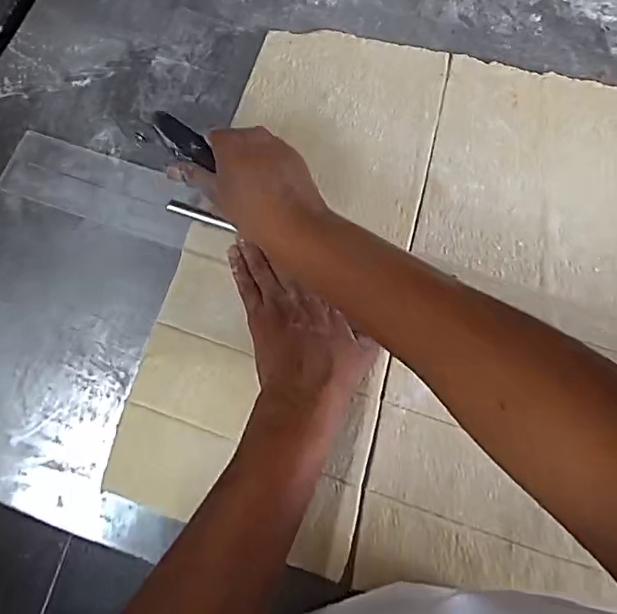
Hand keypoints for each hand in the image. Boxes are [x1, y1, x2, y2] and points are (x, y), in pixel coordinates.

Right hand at [175, 127, 331, 245]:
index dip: (208, 153)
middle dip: (229, 157)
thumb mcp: (217, 196)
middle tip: (227, 183)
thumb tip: (180, 168)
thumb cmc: (254, 212)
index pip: (211, 136)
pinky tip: (268, 190)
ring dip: (250, 161)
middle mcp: (256, 136)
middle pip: (235, 139)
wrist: (294, 224)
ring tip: (249, 190)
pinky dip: (269, 166)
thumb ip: (197, 176)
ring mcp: (278, 144)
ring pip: (256, 147)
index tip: (207, 169)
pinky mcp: (294, 155)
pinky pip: (275, 155)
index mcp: (231, 143)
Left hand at [228, 240, 380, 413]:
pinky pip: (248, 286)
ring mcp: (280, 303)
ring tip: (248, 230)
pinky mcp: (259, 317)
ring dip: (256, 248)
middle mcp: (305, 293)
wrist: (304, 396)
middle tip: (271, 220)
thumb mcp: (366, 349)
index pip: (321, 264)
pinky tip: (235, 254)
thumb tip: (381, 313)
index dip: (312, 246)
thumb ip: (371, 326)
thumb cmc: (334, 376)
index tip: (308, 229)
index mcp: (331, 298)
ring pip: (266, 267)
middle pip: (289, 259)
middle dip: (279, 240)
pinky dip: (240, 269)